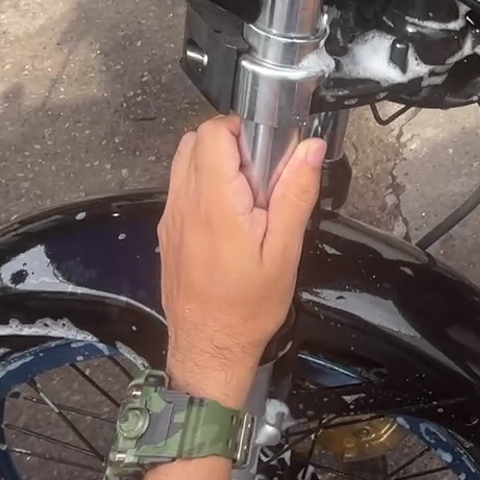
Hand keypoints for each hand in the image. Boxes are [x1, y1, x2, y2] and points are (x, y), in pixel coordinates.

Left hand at [158, 117, 323, 407]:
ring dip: (218, 163)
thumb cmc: (249, 307)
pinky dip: (206, 185)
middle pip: (195, 140)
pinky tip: (233, 217)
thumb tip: (310, 149)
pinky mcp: (169, 230)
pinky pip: (182, 187)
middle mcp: (184, 204)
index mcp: (215, 204)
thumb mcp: (285, 251)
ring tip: (250, 198)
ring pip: (185, 161)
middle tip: (263, 176)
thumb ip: (295, 194)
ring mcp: (171, 217)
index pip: (214, 133)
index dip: (244, 131)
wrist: (211, 348)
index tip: (270, 155)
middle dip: (232, 143)